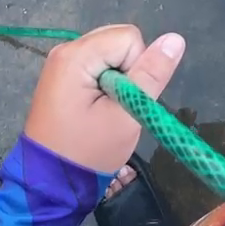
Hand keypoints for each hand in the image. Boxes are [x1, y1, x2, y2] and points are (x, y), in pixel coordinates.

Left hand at [23, 25, 185, 173]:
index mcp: (76, 55)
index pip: (130, 38)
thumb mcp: (126, 115)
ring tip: (106, 109)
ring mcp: (62, 62)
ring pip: (111, 52)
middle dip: (128, 70)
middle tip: (116, 105)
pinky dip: (106, 81)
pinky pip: (98, 63)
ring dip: (119, 77)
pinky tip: (98, 107)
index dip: (138, 68)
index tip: (124, 100)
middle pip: (119, 40)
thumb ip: (151, 74)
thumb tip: (176, 38)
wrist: (48, 187)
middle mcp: (66, 50)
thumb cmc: (88, 152)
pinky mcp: (63, 75)